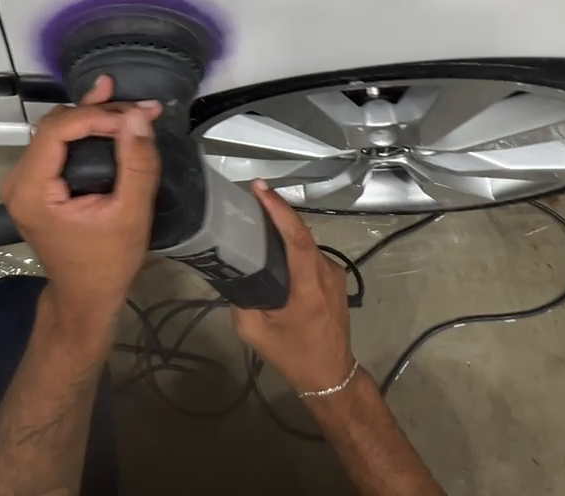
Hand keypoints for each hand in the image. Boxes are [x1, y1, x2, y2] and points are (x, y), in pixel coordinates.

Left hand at [1, 76, 161, 332]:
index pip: (57, 130)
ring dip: (96, 118)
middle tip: (142, 110)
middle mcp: (18, 180)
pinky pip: (59, 144)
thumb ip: (136, 165)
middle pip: (56, 126)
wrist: (86, 297)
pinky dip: (88, 132)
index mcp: (31, 191)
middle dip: (100, 113)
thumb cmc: (107, 263)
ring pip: (58, 130)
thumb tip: (139, 116)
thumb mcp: (130, 215)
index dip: (95, 114)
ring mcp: (23, 180)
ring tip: (135, 114)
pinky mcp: (35, 181)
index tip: (135, 116)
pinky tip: (115, 122)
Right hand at [232, 180, 357, 393]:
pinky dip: (293, 244)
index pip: (297, 238)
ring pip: (307, 242)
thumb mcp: (255, 332)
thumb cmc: (293, 354)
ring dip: (285, 228)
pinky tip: (276, 247)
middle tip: (251, 196)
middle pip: (301, 233)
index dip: (280, 210)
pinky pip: (311, 252)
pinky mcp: (335, 279)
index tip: (260, 188)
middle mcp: (326, 274)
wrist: (331, 377)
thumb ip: (241, 299)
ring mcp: (334, 275)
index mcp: (308, 286)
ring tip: (258, 218)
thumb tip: (230, 272)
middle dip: (277, 211)